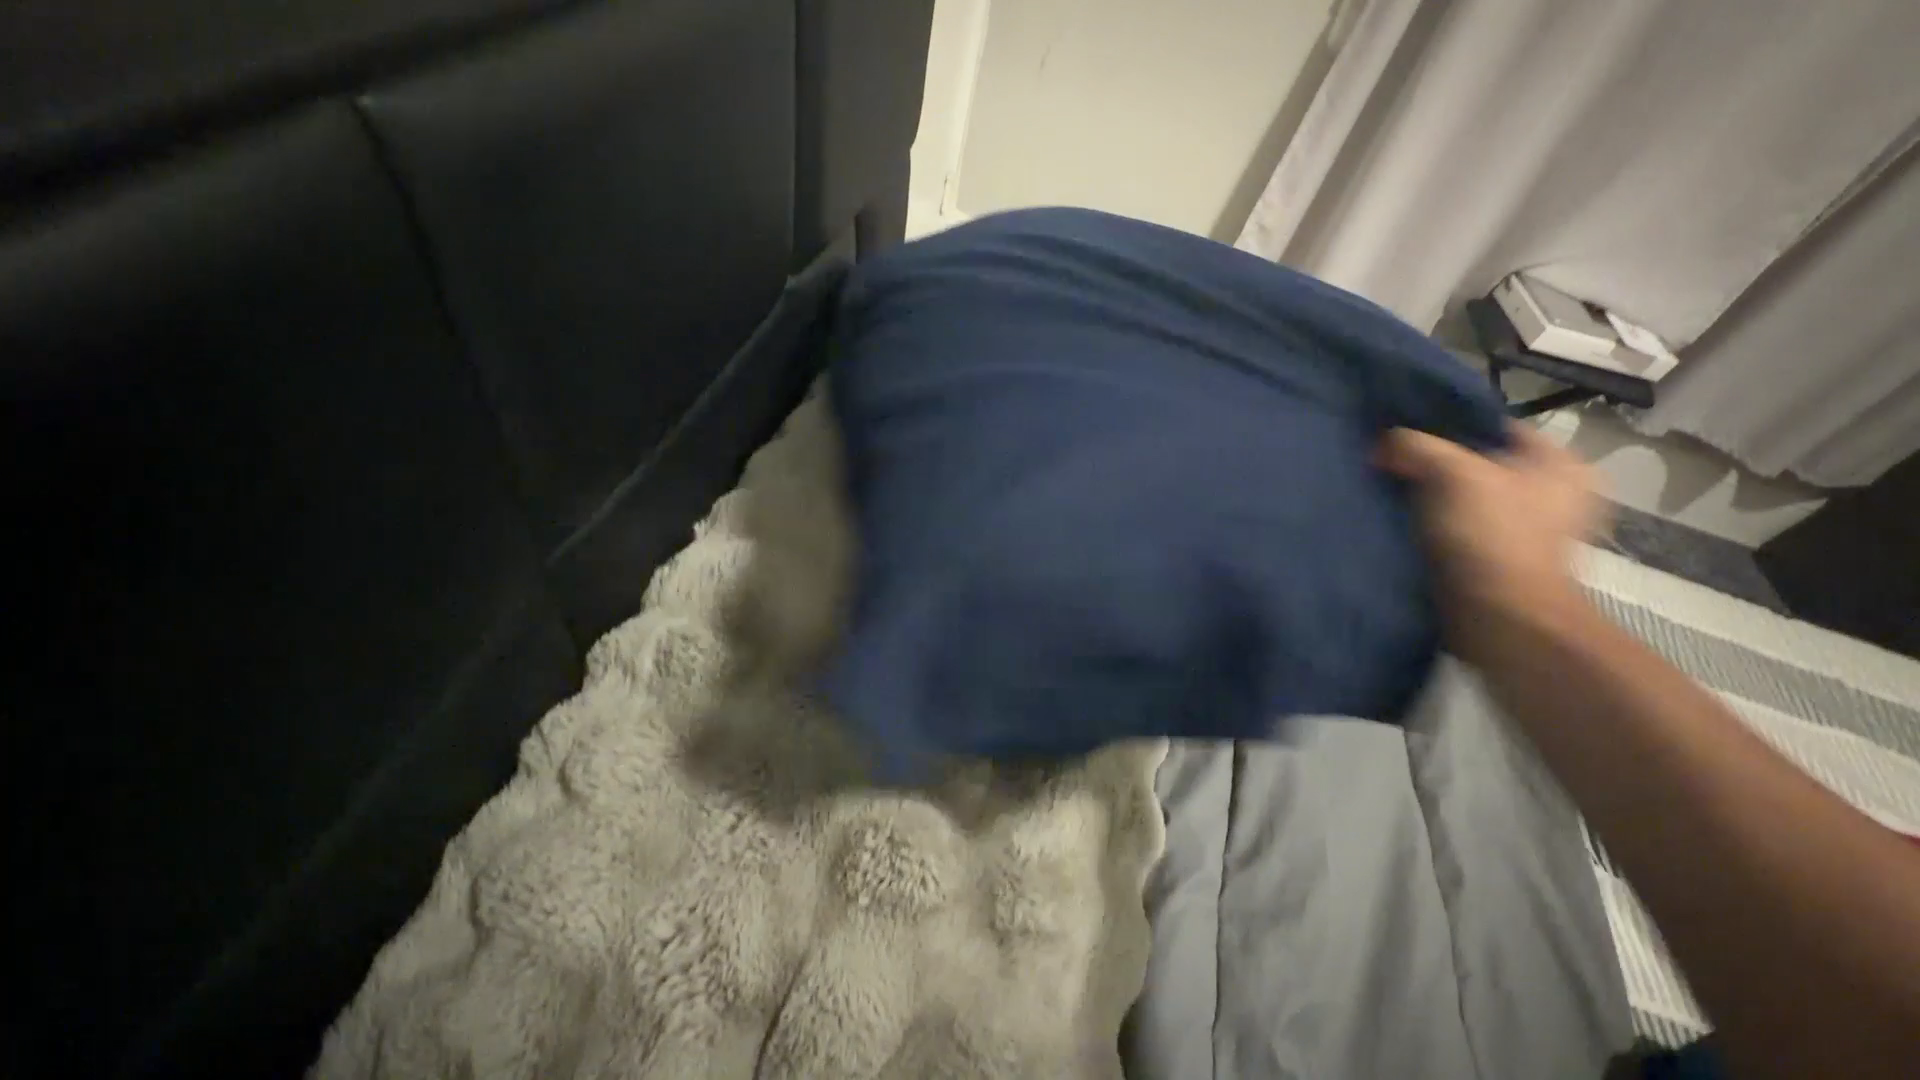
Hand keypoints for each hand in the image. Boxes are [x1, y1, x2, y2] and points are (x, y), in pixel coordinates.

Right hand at [1378, 423, 1606, 661]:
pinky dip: (1429, 527)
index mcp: (1561, 463)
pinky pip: (1454, 529)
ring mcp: (1523, 530)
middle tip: (1390, 460)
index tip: (1402, 431)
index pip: (1493, 425)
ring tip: (1388, 490)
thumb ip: (1416, 447)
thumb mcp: (1453, 473)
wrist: (1499, 621)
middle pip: (1475, 463)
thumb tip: (1384, 444)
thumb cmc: (1492, 537)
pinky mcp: (1496, 560)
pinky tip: (1400, 522)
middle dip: (1433, 464)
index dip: (1446, 426)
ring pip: (1460, 498)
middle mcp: (1550, 493)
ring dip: (1428, 498)